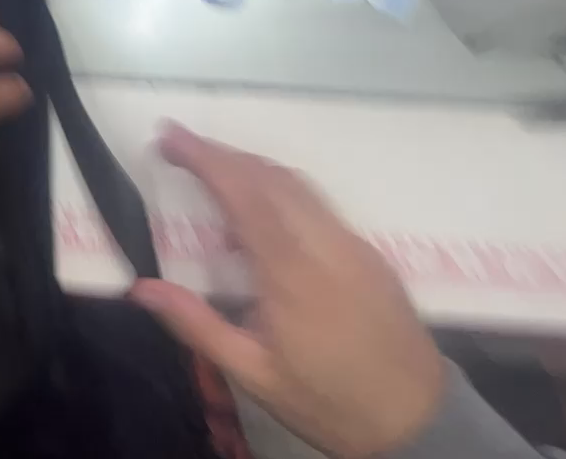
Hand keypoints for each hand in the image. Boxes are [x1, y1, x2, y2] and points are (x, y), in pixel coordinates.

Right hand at [130, 125, 445, 458]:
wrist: (427, 430)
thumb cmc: (330, 402)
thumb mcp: (254, 374)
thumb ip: (196, 325)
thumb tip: (139, 288)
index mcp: (293, 273)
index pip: (244, 194)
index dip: (204, 158)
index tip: (168, 136)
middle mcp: (325, 246)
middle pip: (268, 176)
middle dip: (218, 152)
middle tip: (175, 143)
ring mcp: (352, 245)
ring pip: (294, 182)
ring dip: (246, 163)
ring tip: (207, 164)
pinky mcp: (367, 252)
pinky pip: (313, 201)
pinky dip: (274, 185)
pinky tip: (254, 206)